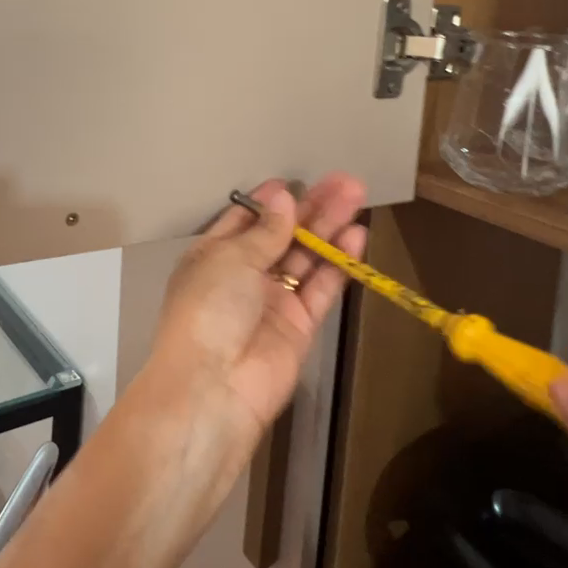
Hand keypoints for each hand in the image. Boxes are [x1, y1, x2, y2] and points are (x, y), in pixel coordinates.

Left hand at [147, 175, 367, 440]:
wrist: (214, 386)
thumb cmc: (209, 308)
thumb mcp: (230, 258)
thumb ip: (265, 230)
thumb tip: (282, 196)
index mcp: (213, 255)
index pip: (245, 220)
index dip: (270, 201)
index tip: (294, 182)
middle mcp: (243, 276)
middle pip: (283, 235)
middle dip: (312, 208)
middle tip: (346, 181)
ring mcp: (273, 301)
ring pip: (306, 257)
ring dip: (330, 228)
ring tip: (358, 195)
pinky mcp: (300, 325)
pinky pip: (321, 287)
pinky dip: (338, 263)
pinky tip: (356, 235)